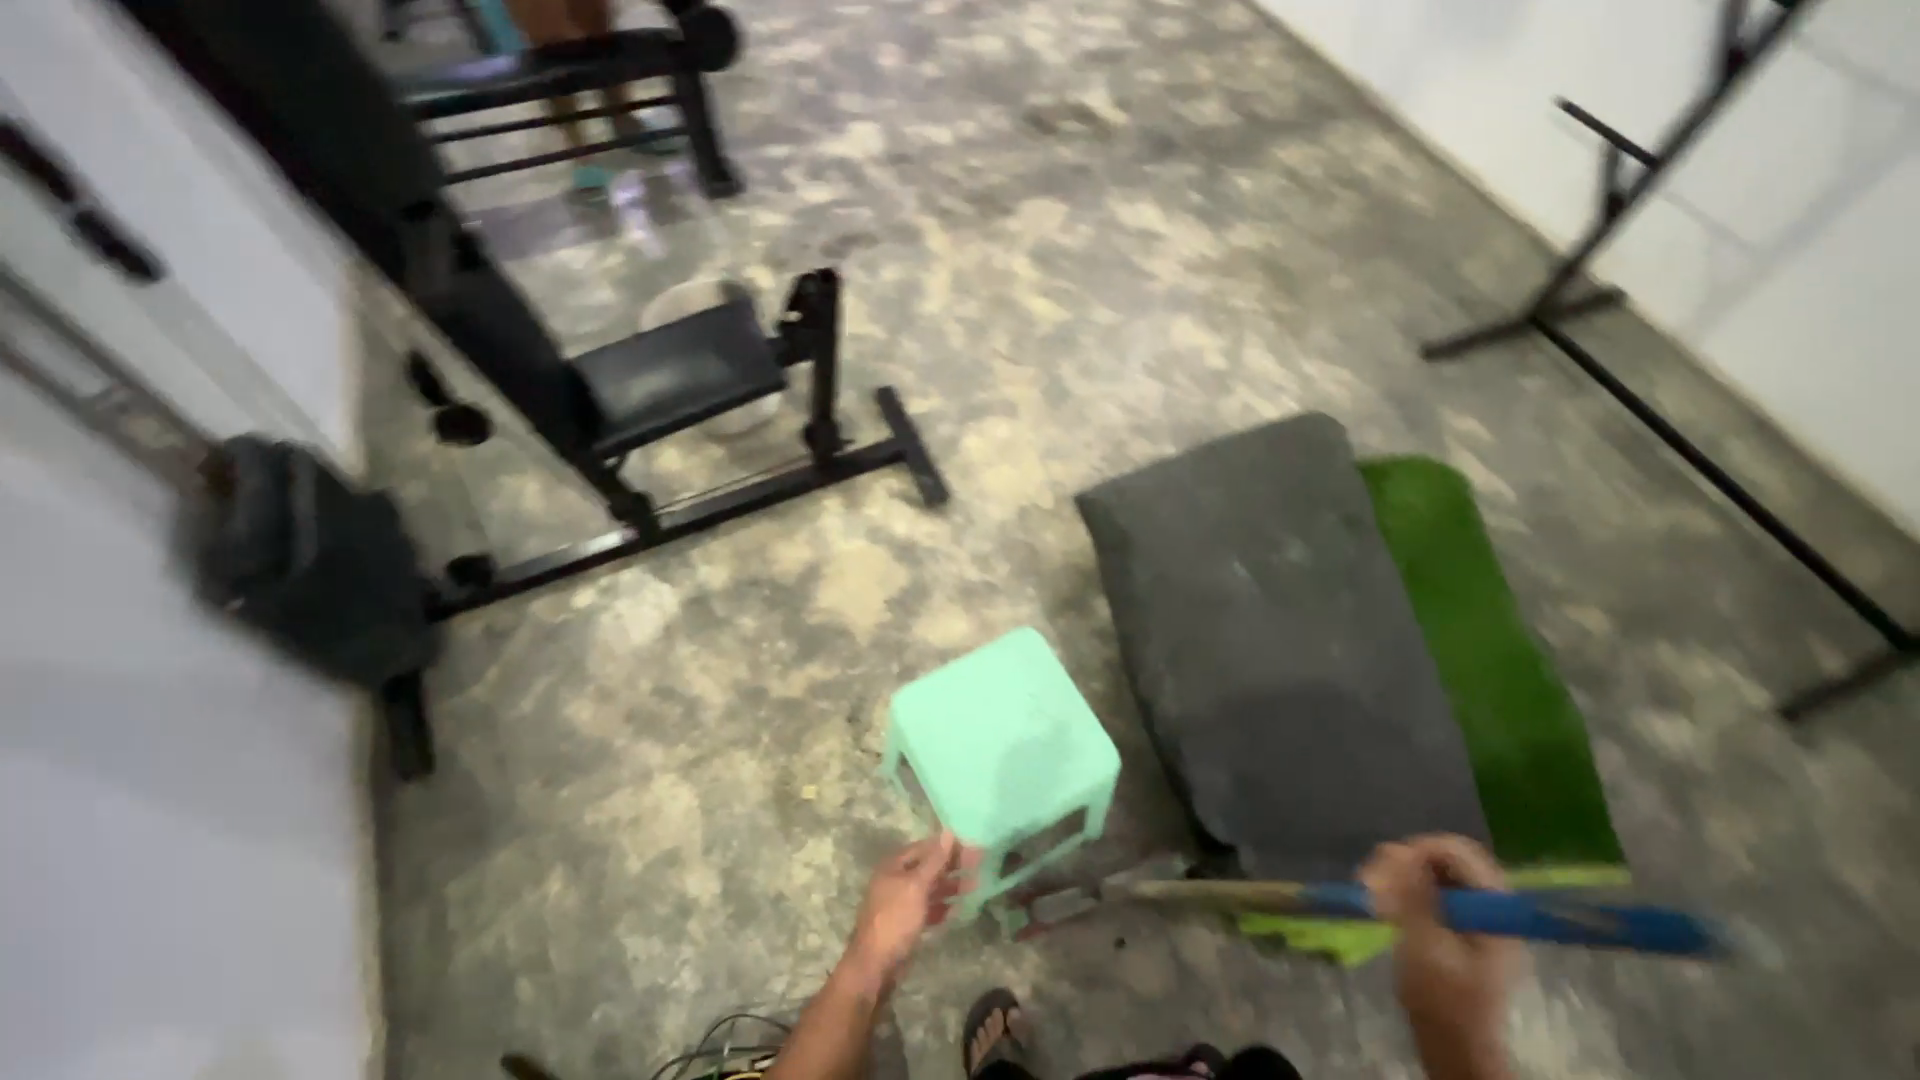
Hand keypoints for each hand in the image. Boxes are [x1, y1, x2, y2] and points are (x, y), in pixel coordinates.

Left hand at [842, 832, 967, 989]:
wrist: (876, 964)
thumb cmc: (895, 918)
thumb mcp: (916, 885)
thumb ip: (934, 860)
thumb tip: (948, 832)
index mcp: (894, 866)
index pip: (924, 848)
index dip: (947, 846)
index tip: (971, 846)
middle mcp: (896, 880)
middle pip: (928, 867)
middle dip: (952, 866)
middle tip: (979, 863)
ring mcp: (901, 903)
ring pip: (930, 889)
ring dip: (950, 886)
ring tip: (974, 885)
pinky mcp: (906, 923)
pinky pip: (928, 909)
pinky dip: (942, 907)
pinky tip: (958, 908)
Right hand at [1360, 835, 1521, 1062]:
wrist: (1453, 1045)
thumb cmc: (1442, 1000)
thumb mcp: (1424, 945)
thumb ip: (1413, 895)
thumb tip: (1397, 849)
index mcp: (1494, 908)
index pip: (1459, 853)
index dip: (1418, 851)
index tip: (1382, 868)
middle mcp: (1488, 905)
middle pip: (1445, 860)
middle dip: (1403, 863)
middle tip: (1369, 881)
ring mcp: (1473, 916)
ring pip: (1433, 873)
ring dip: (1399, 877)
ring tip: (1370, 895)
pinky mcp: (1456, 926)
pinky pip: (1430, 892)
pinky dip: (1404, 892)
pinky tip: (1382, 907)